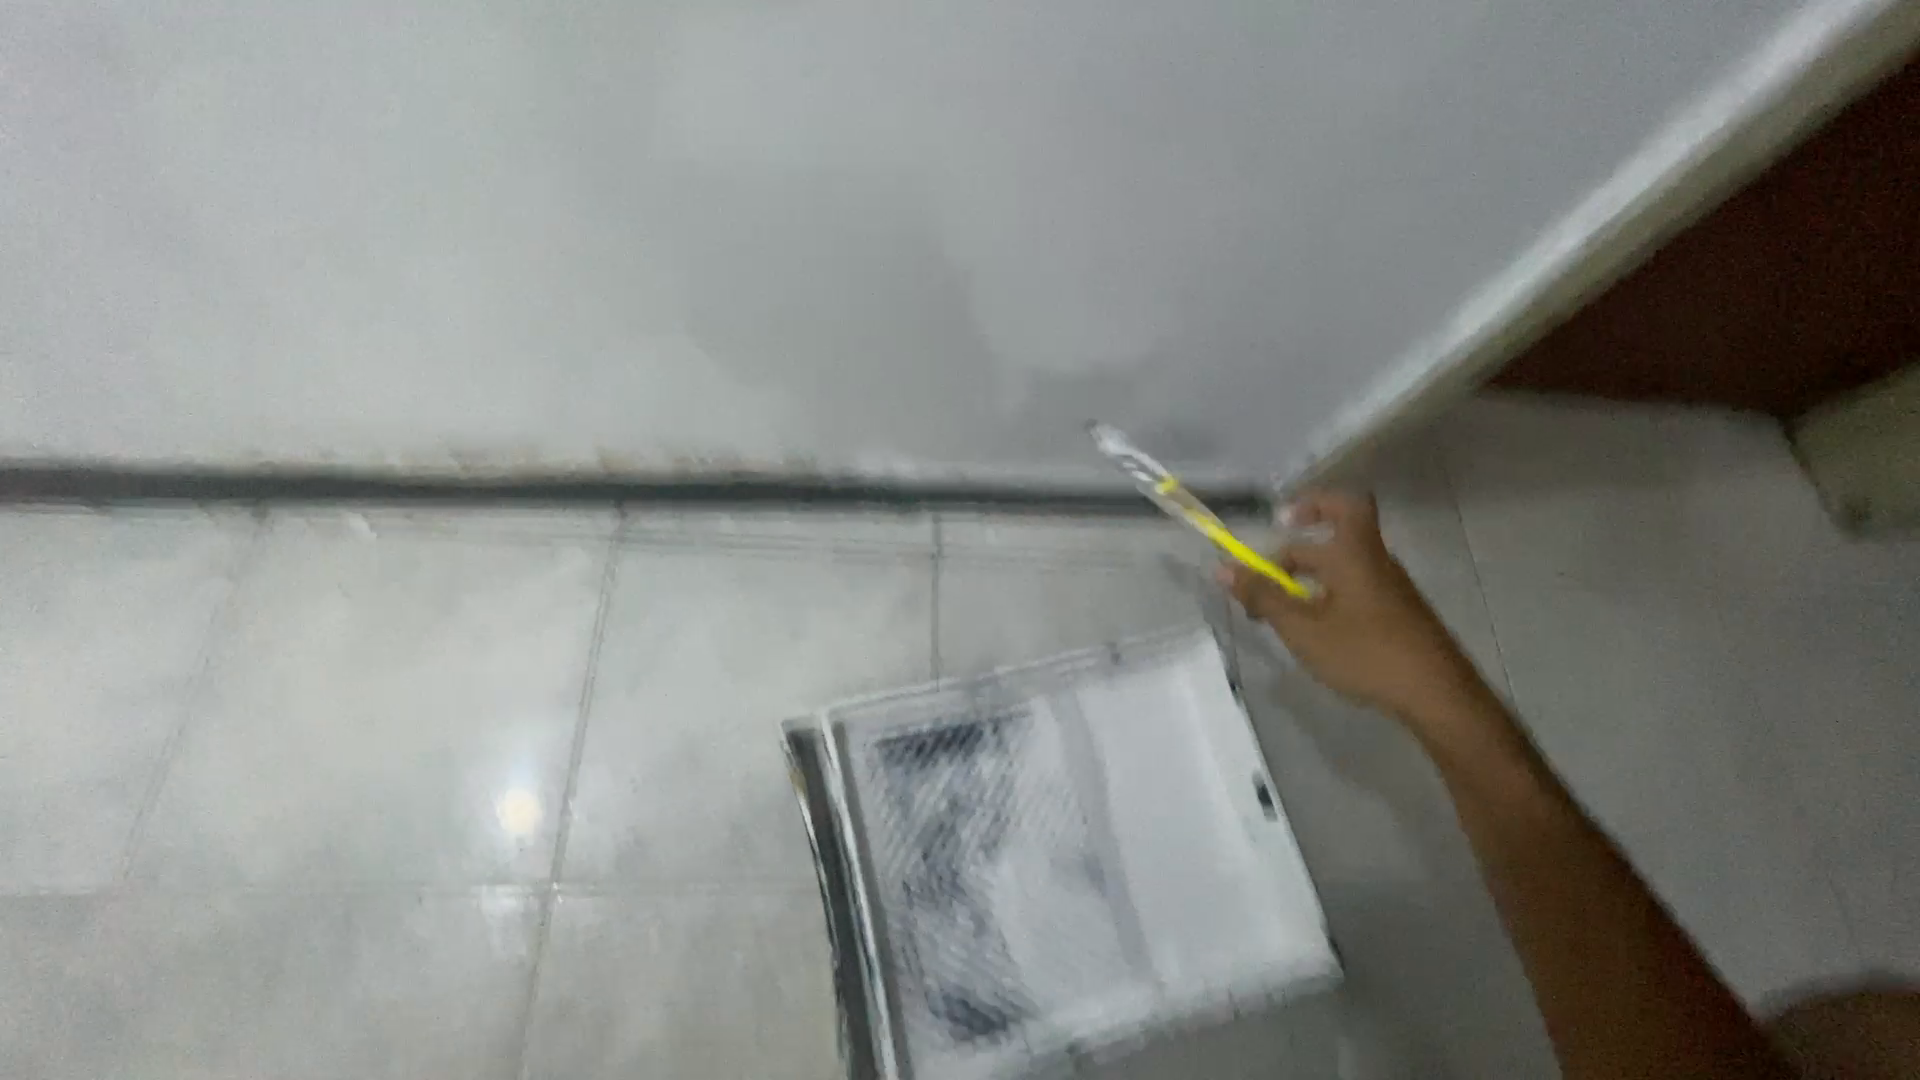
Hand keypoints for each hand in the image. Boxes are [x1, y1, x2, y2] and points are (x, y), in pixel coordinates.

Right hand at [1216, 491, 1494, 729]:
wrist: (1438, 696)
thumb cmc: (1365, 653)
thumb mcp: (1302, 628)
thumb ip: (1262, 597)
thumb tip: (1222, 568)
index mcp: (1354, 555)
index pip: (1342, 505)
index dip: (1312, 504)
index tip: (1281, 523)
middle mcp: (1376, 564)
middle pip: (1330, 546)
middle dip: (1290, 563)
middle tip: (1260, 593)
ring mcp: (1392, 591)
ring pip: (1342, 572)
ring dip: (1307, 586)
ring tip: (1284, 619)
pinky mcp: (1400, 616)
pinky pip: (1356, 593)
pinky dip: (1329, 602)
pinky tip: (1318, 636)